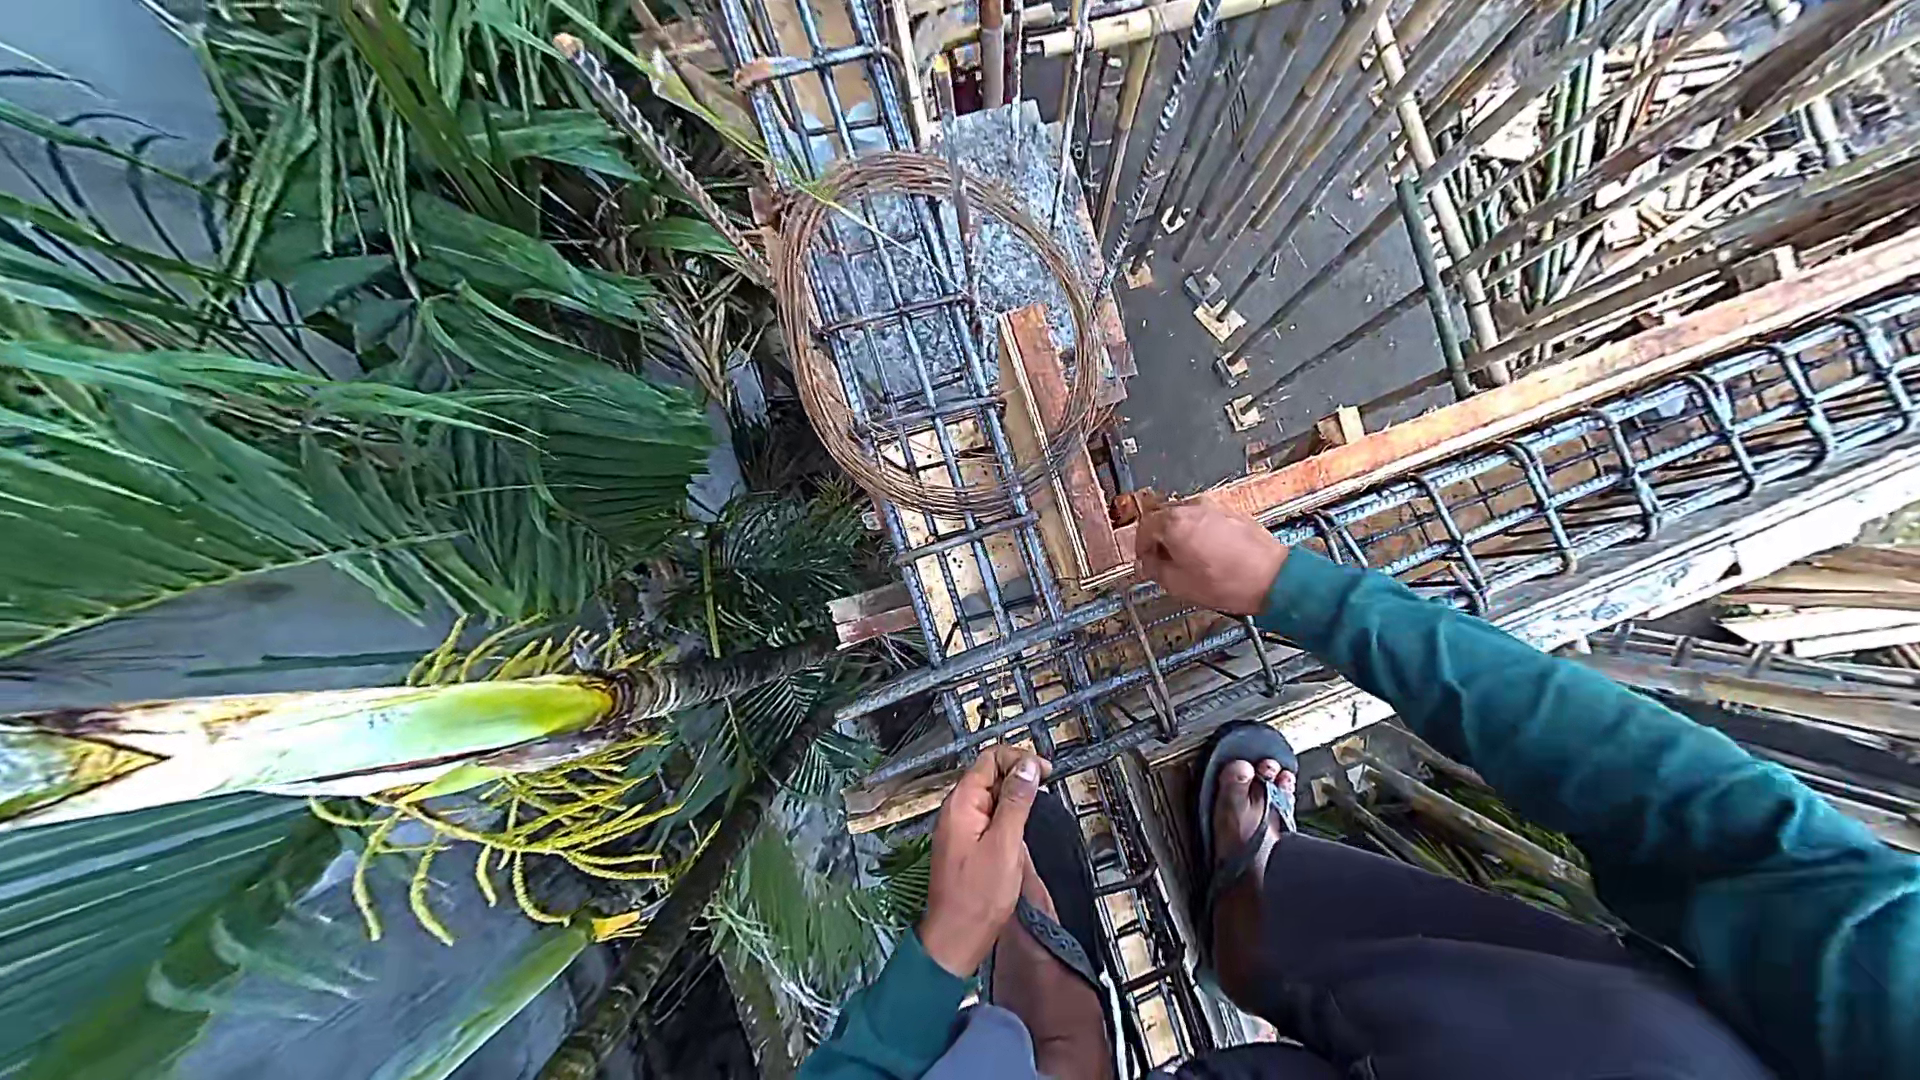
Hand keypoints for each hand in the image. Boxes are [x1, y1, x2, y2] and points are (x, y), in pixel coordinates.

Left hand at [919, 745, 1052, 976]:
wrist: (956, 940)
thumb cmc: (977, 898)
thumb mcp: (1005, 844)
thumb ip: (1016, 801)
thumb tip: (1028, 767)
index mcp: (962, 802)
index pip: (990, 758)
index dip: (1019, 759)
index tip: (1044, 770)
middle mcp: (957, 808)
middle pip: (990, 772)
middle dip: (1019, 774)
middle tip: (1045, 785)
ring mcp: (960, 824)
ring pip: (991, 793)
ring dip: (1015, 794)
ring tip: (1036, 807)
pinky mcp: (966, 840)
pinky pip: (988, 813)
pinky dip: (1007, 812)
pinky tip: (1020, 826)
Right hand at [1137, 501, 1289, 615]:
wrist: (1273, 578)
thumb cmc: (1229, 581)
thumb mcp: (1177, 583)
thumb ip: (1154, 569)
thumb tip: (1149, 564)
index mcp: (1173, 522)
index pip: (1143, 527)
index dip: (1141, 546)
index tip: (1144, 559)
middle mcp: (1192, 508)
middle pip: (1163, 517)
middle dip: (1159, 537)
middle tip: (1161, 558)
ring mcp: (1214, 508)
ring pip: (1185, 517)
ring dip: (1179, 533)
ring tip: (1186, 557)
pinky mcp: (1232, 513)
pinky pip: (1205, 519)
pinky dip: (1199, 531)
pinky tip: (1206, 553)